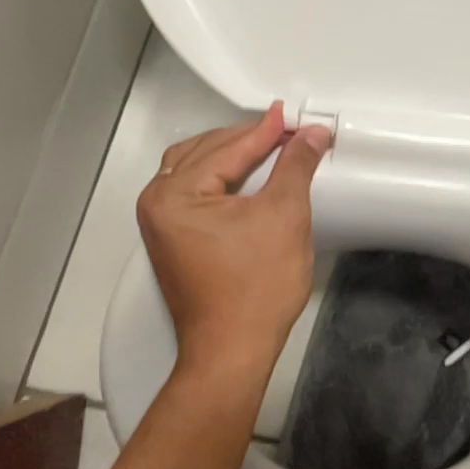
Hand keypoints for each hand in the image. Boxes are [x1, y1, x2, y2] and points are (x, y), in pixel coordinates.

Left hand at [137, 102, 332, 369]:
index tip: (295, 116)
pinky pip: (196, 192)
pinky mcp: (173, 242)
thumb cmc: (257, 286)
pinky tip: (250, 178)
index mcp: (175, 194)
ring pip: (197, 169)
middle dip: (248, 139)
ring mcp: (161, 225)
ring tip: (272, 149)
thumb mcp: (284, 215)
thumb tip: (312, 133)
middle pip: (206, 152)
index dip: (268, 130)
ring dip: (233, 155)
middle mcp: (157, 204)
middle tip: (289, 132)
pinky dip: (222, 178)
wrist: (233, 351)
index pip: (228, 148)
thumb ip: (296, 165)